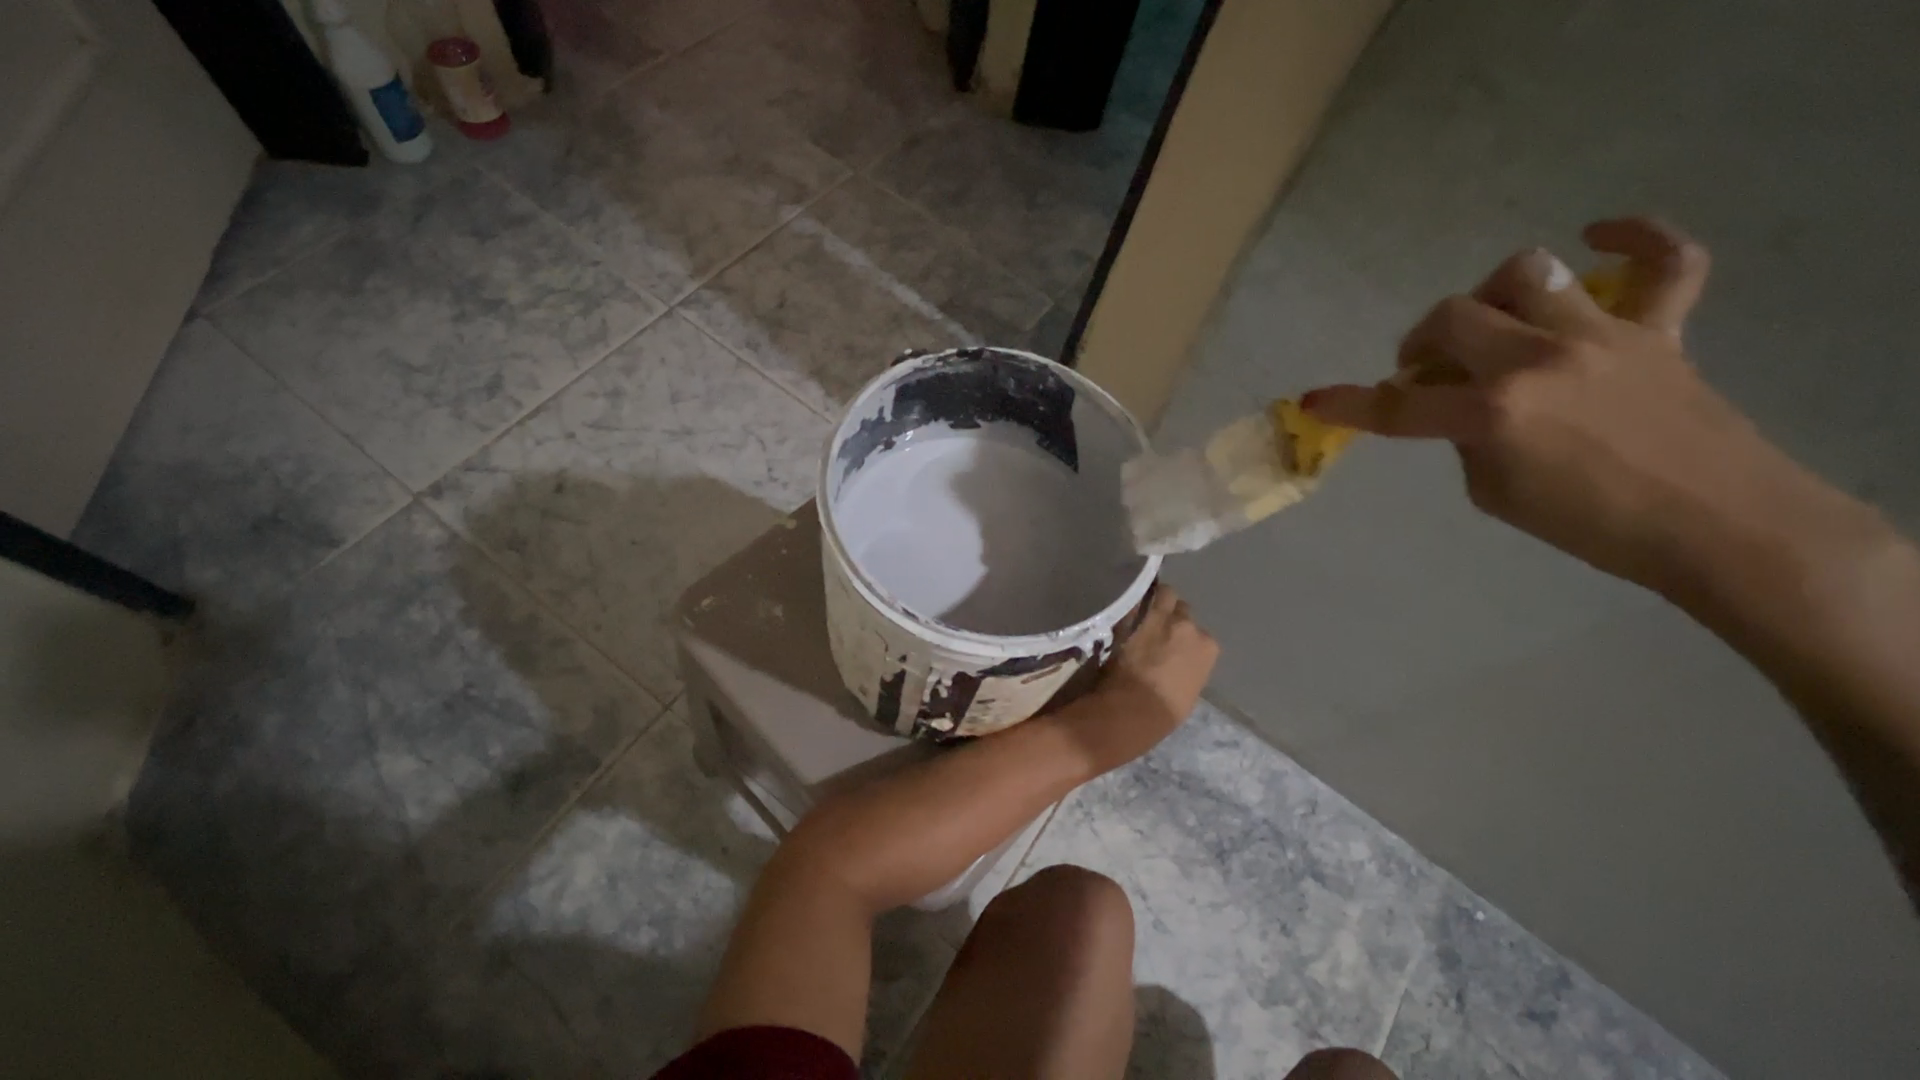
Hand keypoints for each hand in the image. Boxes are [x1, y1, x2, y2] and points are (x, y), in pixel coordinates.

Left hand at [1059, 586, 1218, 771]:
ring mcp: (1160, 617)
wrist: (1133, 707)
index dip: (1185, 638)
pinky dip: (1134, 603)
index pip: (1199, 633)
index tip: (1175, 645)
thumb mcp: (1189, 690)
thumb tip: (1178, 662)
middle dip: (1173, 616)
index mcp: (1208, 646)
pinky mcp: (1132, 616)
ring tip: (1145, 608)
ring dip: (1156, 600)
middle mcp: (1188, 625)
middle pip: (1183, 610)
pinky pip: (1136, 600)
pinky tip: (1128, 607)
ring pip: (1164, 593)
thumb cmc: (1165, 711)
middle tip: (1158, 626)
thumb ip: (1189, 667)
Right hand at [1302, 218, 1822, 593]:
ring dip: (1492, 296)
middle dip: (1423, 342)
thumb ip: (1469, 441)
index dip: (1348, 405)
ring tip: (1494, 325)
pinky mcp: (1661, 329)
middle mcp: (1540, 360)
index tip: (1313, 400)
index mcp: (1495, 413)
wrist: (1721, 528)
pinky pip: (1665, 261)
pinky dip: (1636, 239)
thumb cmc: (1596, 528)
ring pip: (1527, 273)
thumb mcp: (1499, 496)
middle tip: (1427, 371)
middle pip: (1452, 315)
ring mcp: (1604, 335)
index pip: (1399, 408)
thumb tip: (1464, 404)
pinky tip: (1600, 236)